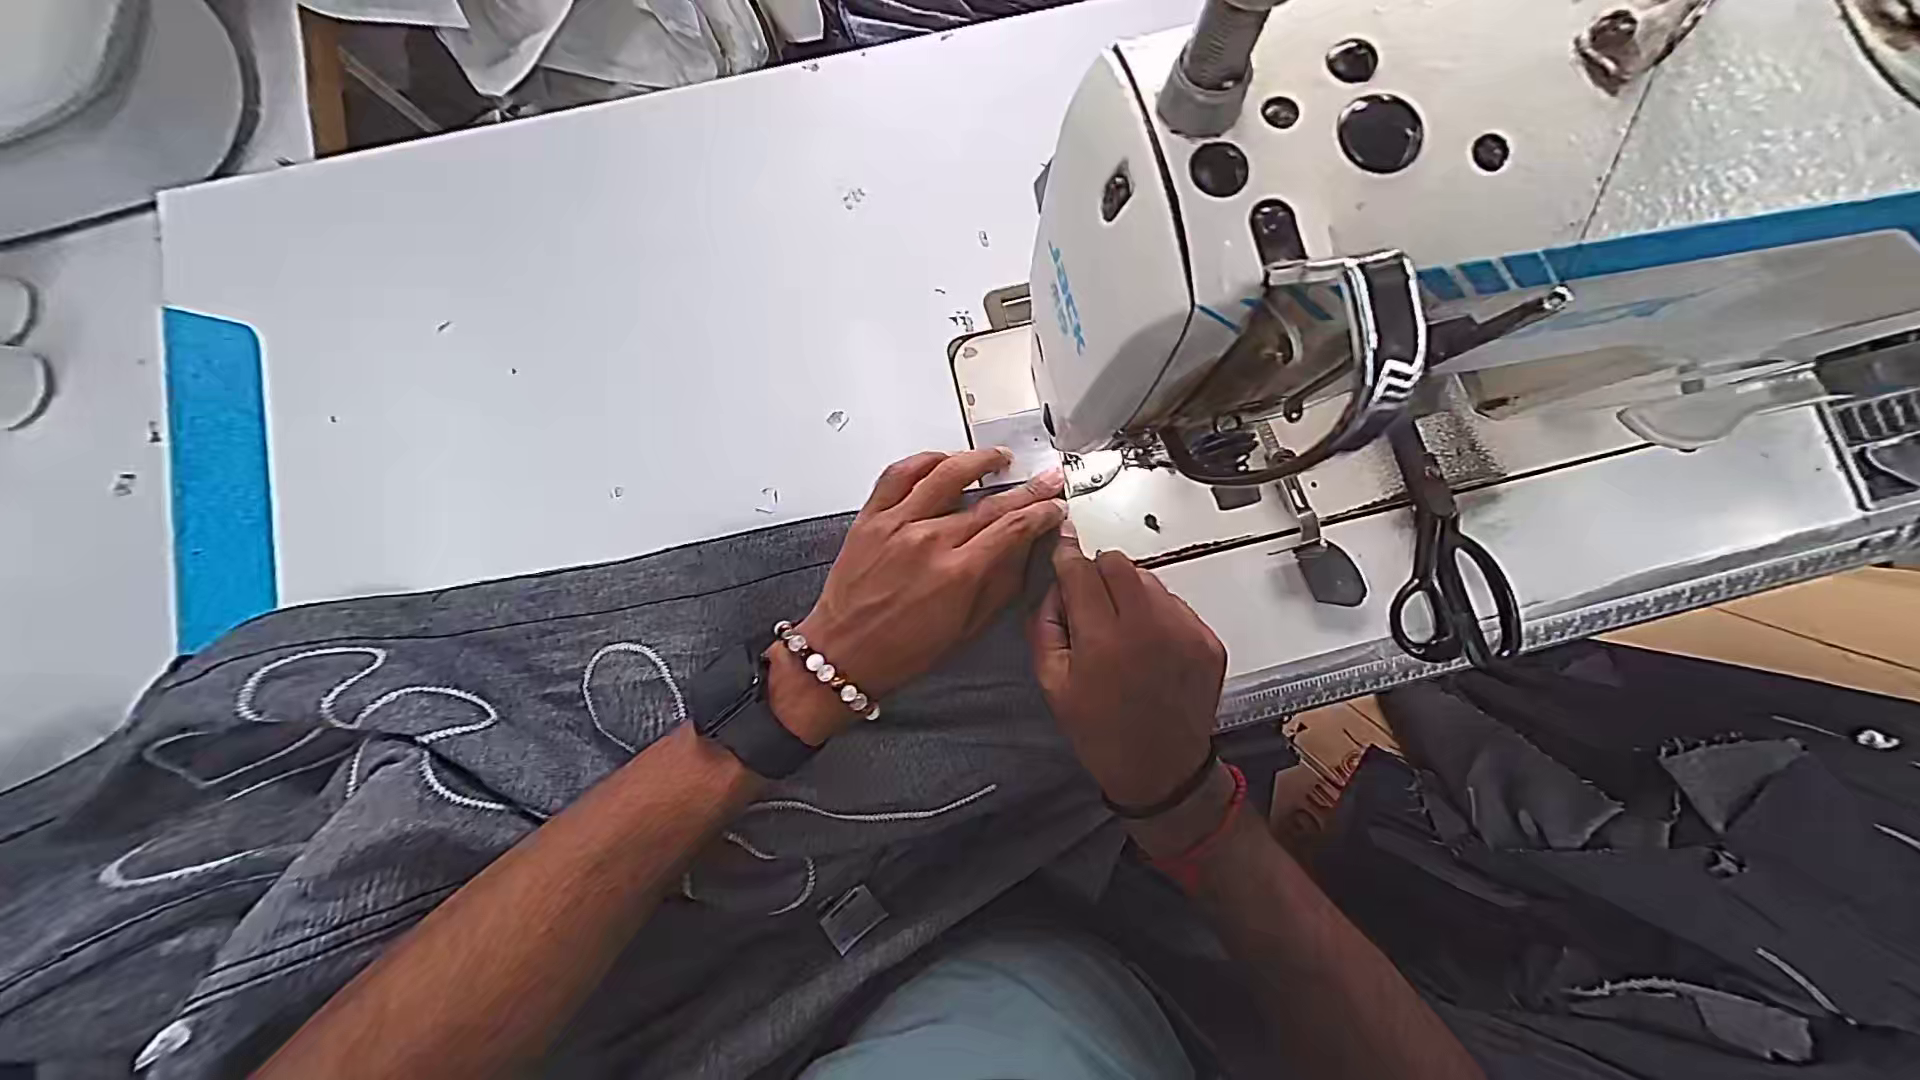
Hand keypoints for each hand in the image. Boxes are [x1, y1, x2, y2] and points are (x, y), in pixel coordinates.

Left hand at [772, 448, 1065, 740]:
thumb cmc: (901, 650)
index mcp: (957, 574)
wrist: (845, 653)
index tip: (1053, 507)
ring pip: (946, 473)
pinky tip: (942, 460)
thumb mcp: (967, 628)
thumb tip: (1024, 550)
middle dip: (1027, 489)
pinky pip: (898, 474)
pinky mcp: (871, 518)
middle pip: (989, 502)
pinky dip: (924, 460)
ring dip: (979, 460)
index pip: (1013, 527)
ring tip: (997, 458)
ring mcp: (897, 525)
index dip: (1041, 512)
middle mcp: (928, 542)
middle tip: (1045, 480)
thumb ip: (1000, 585)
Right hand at [1028, 523, 1227, 815]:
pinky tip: (1147, 641)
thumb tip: (1055, 587)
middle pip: (1117, 563)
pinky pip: (1174, 601)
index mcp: (1102, 640)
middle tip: (1091, 600)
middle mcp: (1147, 628)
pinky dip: (1156, 610)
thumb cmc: (1103, 733)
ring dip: (1128, 589)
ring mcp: (1183, 632)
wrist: (1161, 769)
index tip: (1063, 543)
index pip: (1080, 571)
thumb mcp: (1052, 683)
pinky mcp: (1206, 640)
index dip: (1067, 554)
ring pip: (1148, 577)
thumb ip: (1045, 625)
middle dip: (1097, 572)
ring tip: (1121, 628)